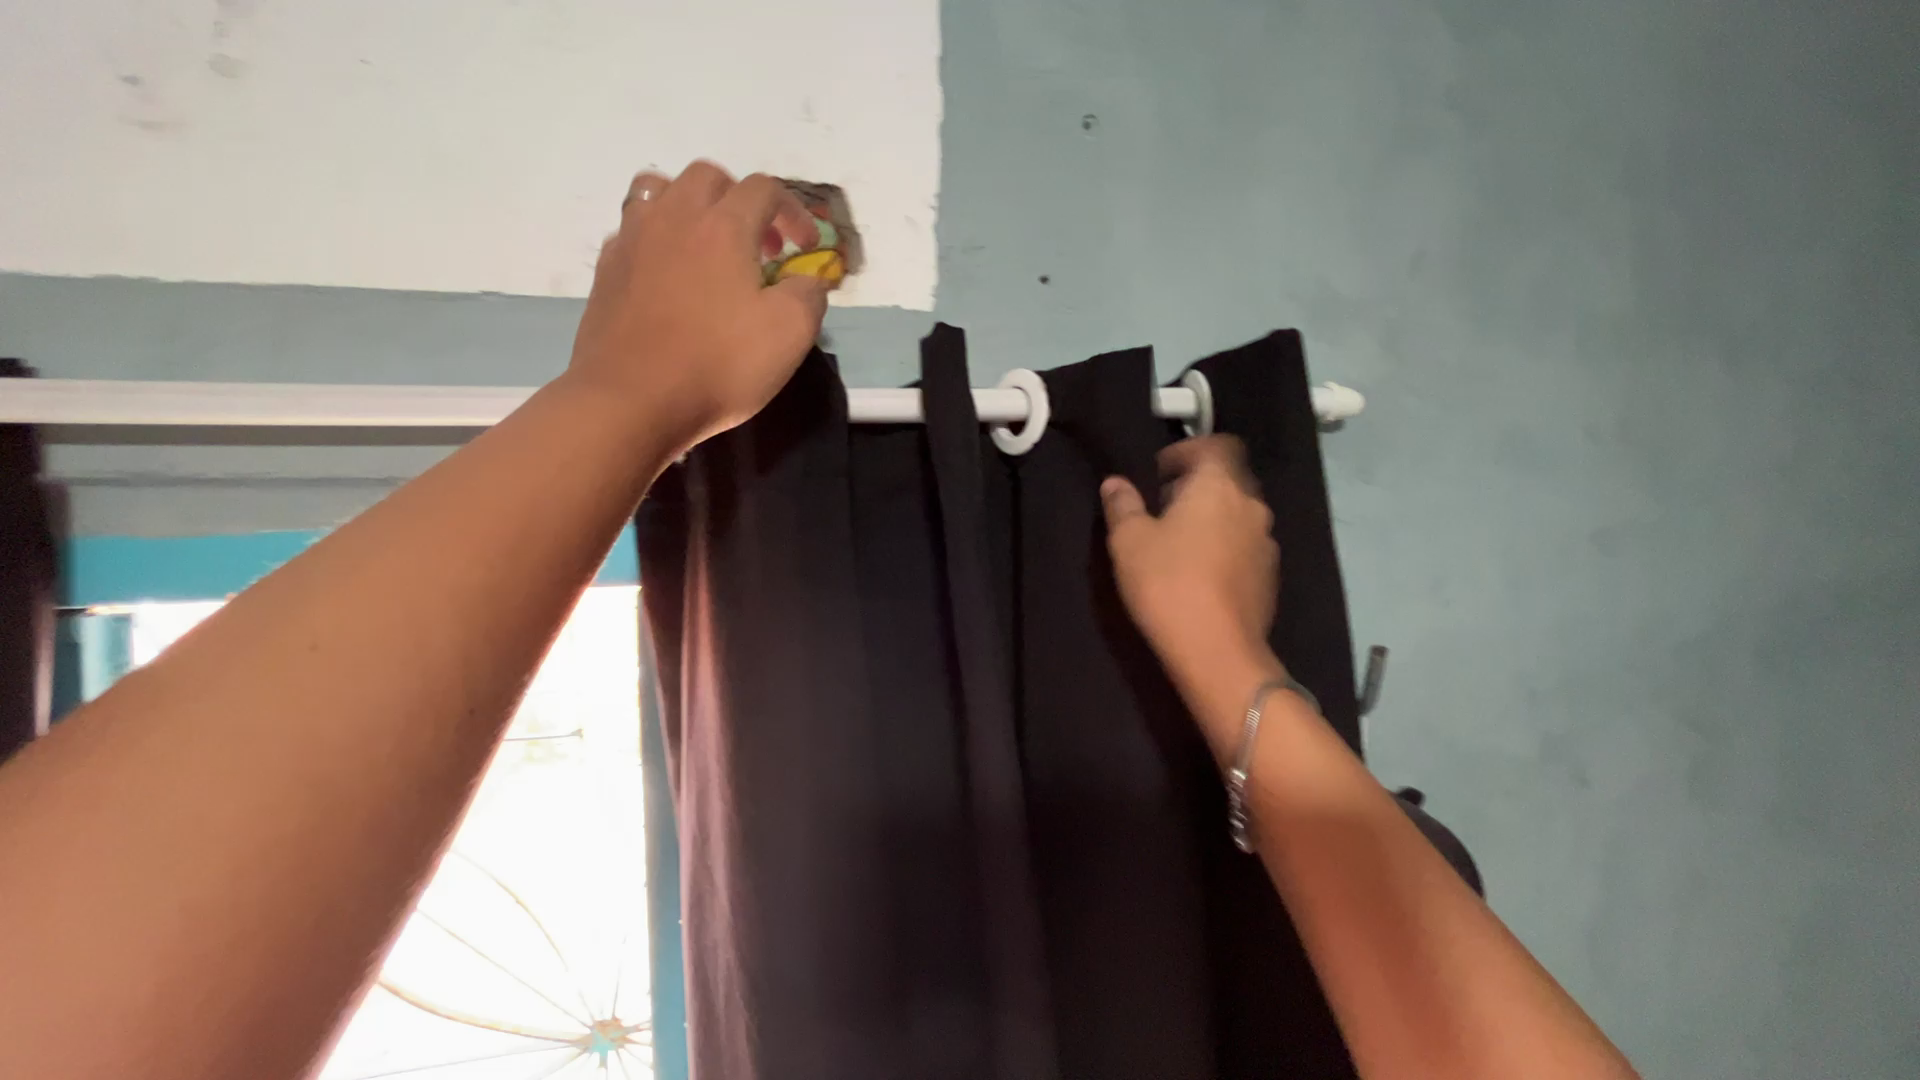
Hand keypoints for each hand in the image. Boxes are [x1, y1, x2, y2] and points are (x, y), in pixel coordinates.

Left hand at [567, 161, 828, 451]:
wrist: (632, 400)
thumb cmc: (719, 364)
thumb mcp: (790, 334)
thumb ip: (809, 295)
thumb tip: (808, 280)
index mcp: (723, 226)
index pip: (764, 189)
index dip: (793, 212)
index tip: (806, 247)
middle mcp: (674, 217)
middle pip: (707, 177)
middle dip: (741, 200)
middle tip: (759, 245)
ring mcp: (632, 240)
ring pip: (658, 190)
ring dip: (691, 207)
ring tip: (707, 246)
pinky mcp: (606, 270)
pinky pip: (632, 230)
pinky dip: (658, 238)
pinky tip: (670, 275)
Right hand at [1101, 435, 1279, 684]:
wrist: (1217, 651)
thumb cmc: (1168, 583)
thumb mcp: (1128, 541)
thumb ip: (1123, 505)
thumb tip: (1116, 482)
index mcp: (1218, 485)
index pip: (1215, 445)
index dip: (1187, 451)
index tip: (1159, 472)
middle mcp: (1251, 505)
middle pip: (1227, 479)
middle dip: (1197, 486)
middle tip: (1162, 506)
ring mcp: (1266, 542)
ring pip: (1237, 514)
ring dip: (1211, 518)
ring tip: (1178, 542)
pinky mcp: (1269, 576)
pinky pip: (1244, 546)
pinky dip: (1224, 547)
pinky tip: (1198, 573)